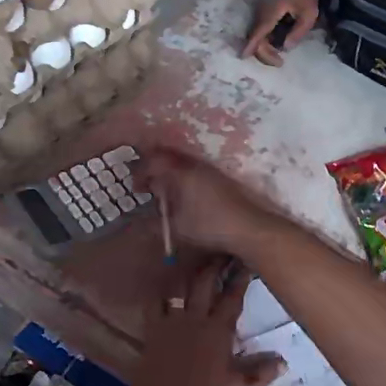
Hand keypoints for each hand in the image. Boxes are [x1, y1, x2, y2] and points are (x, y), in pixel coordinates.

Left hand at [131, 257, 283, 385]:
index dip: (240, 278)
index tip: (246, 261)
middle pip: (205, 283)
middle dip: (215, 265)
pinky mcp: (153, 329)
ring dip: (187, 272)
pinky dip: (159, 292)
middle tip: (221, 251)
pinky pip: (154, 304)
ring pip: (180, 288)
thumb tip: (284, 362)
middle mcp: (196, 318)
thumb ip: (259, 371)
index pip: (232, 297)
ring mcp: (172, 321)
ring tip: (192, 258)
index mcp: (218, 329)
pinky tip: (162, 285)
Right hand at [137, 148, 282, 256]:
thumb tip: (145, 222)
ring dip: (171, 173)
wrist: (249, 228)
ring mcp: (212, 170)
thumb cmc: (209, 226)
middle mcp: (196, 165)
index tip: (136, 187)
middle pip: (169, 158)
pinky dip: (185, 178)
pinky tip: (185, 194)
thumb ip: (158, 223)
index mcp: (181, 172)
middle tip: (147, 185)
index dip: (141, 173)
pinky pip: (197, 170)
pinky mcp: (223, 179)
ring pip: (184, 163)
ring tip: (165, 191)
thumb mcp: (178, 228)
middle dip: (155, 170)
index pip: (154, 162)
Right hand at [241, 0, 318, 66]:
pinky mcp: (261, 16)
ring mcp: (259, 14)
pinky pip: (259, 32)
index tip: (243, 56)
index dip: (252, 44)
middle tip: (279, 63)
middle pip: (255, 37)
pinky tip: (274, 49)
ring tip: (278, 60)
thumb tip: (285, 47)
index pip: (260, 29)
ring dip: (264, 50)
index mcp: (272, 10)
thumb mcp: (309, 14)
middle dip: (264, 53)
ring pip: (256, 36)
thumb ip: (298, 31)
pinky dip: (264, 43)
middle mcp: (261, 13)